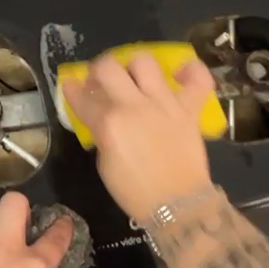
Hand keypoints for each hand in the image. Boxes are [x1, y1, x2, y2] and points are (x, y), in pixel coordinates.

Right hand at [60, 53, 215, 220]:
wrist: (177, 205)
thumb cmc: (135, 192)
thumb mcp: (105, 164)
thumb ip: (102, 135)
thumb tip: (103, 120)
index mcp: (108, 123)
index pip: (81, 97)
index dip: (71, 89)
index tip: (70, 85)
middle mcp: (134, 106)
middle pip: (108, 67)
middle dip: (98, 70)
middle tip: (101, 82)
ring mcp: (164, 104)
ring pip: (145, 62)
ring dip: (134, 67)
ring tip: (135, 78)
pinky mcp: (189, 109)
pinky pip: (198, 79)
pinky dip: (191, 71)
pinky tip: (179, 75)